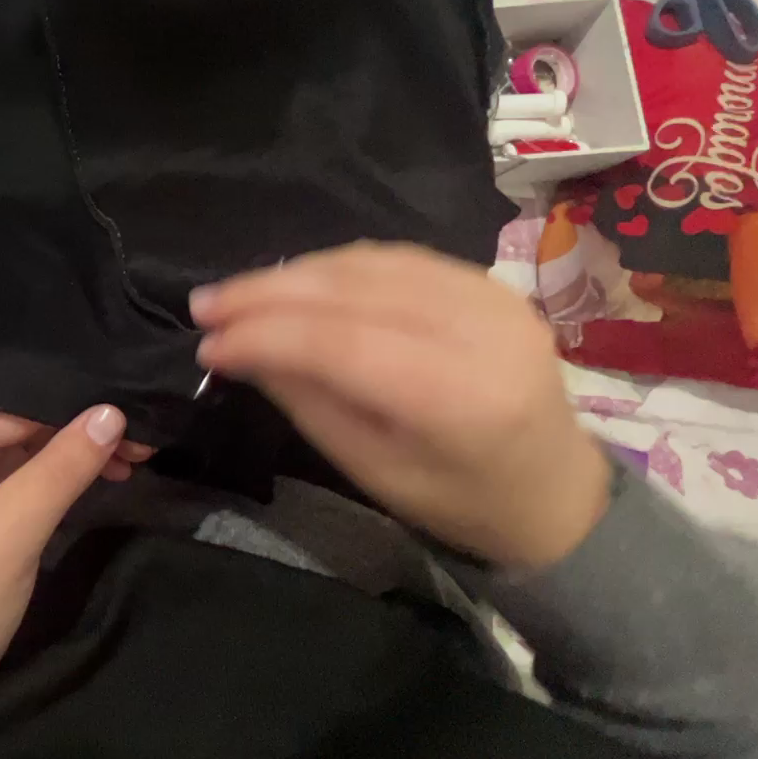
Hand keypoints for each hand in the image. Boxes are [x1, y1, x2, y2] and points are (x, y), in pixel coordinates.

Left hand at [0, 407, 151, 758]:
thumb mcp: (13, 530)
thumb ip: (62, 468)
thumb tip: (112, 411)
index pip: (15, 400)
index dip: (75, 403)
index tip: (136, 407)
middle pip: (25, 415)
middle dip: (83, 423)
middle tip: (147, 431)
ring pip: (34, 439)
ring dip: (82, 446)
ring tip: (141, 451)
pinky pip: (32, 465)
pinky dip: (69, 468)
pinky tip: (110, 468)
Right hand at [190, 242, 609, 570]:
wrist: (553, 491)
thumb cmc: (455, 499)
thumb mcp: (368, 467)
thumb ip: (304, 398)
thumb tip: (238, 348)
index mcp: (460, 397)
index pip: (341, 343)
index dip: (264, 335)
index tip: (206, 345)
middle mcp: (483, 330)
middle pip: (351, 291)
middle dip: (265, 294)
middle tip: (204, 305)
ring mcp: (491, 296)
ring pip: (366, 264)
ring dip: (290, 275)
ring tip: (236, 294)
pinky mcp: (485, 281)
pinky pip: (390, 258)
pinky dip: (330, 266)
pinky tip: (292, 282)